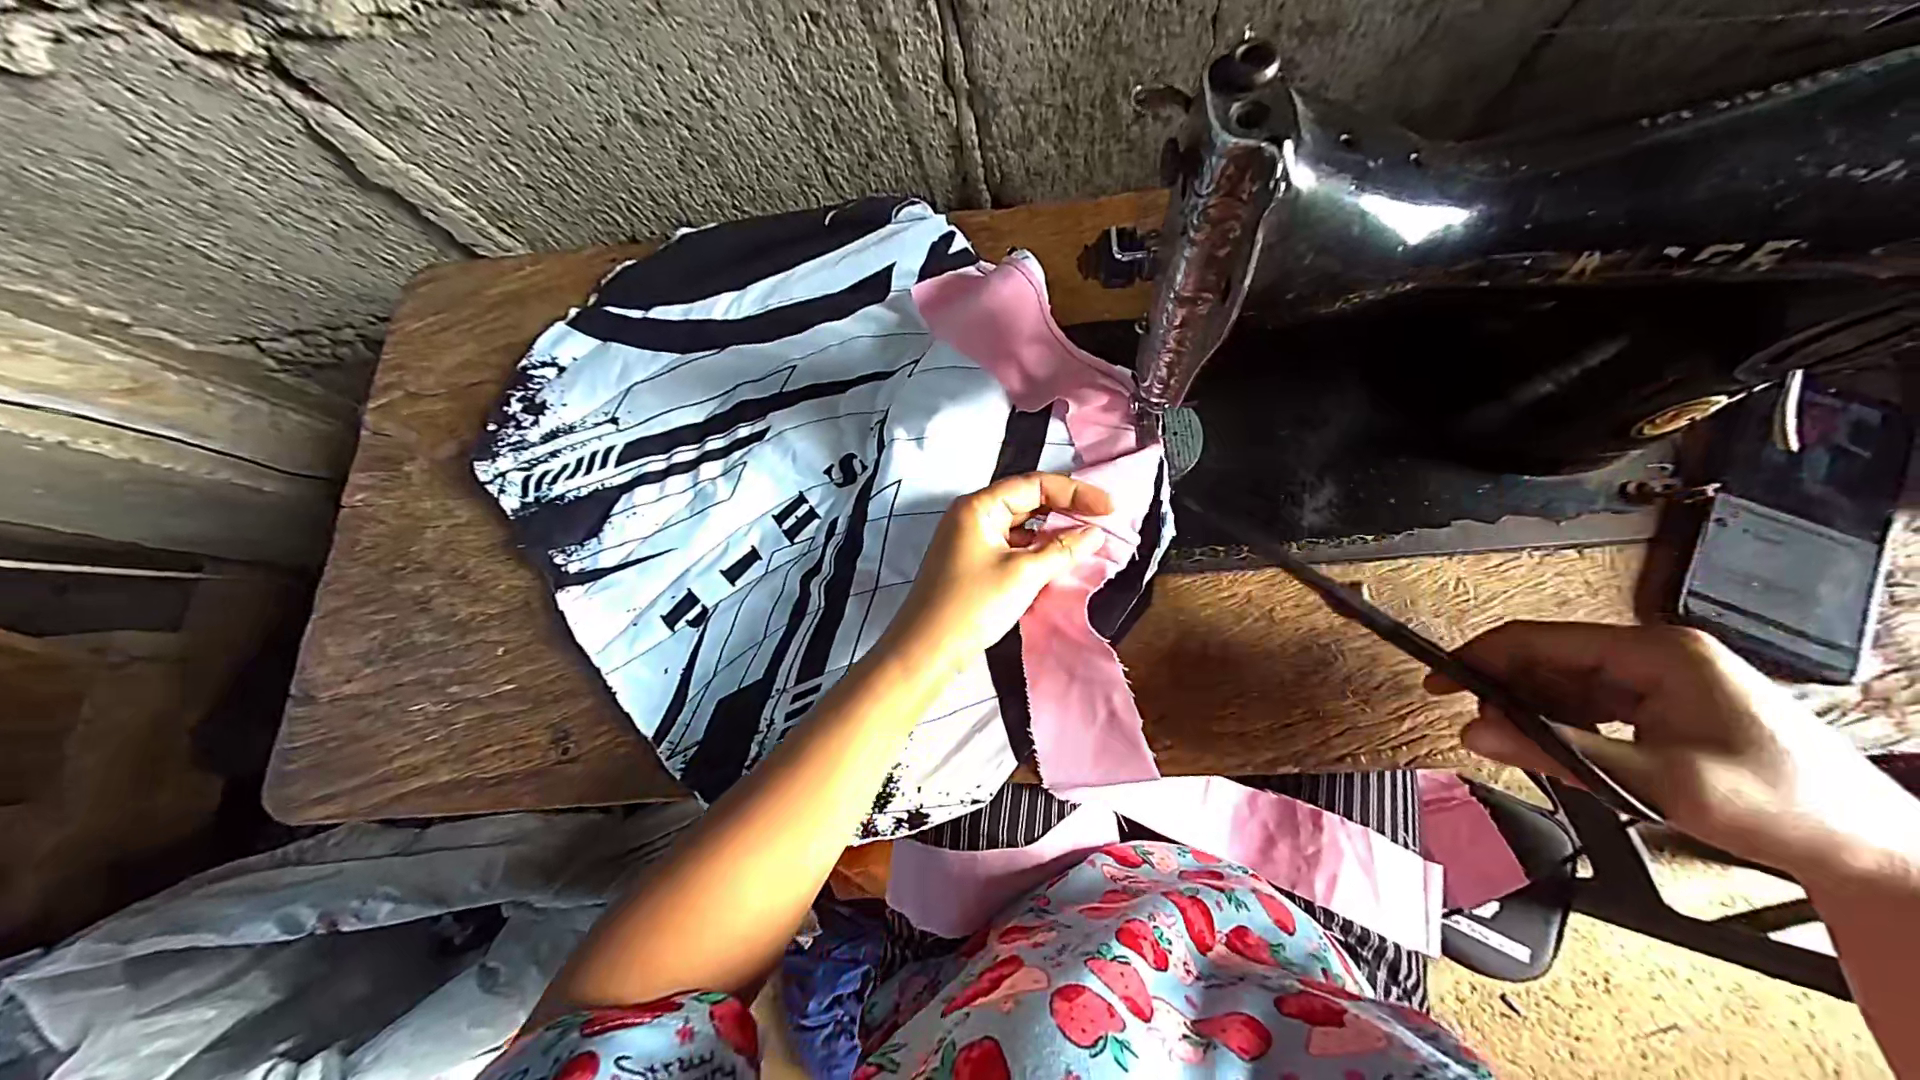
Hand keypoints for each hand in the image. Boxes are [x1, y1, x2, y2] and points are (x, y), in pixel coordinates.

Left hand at [884, 473, 1111, 669]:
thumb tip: (1094, 532)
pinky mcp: (974, 564)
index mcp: (979, 506)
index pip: (1035, 484)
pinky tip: (1060, 562)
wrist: (926, 650)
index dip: (1076, 493)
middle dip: (1066, 511)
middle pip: (1028, 501)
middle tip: (1104, 523)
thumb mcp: (1024, 574)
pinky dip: (1037, 552)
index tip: (1110, 509)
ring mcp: (971, 540)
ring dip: (1053, 533)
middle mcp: (973, 516)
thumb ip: (1062, 549)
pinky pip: (1013, 547)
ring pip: (1022, 526)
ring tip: (1088, 542)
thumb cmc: (972, 605)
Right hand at [1426, 621, 1919, 882]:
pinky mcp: (1662, 703)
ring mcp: (1659, 678)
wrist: (1872, 849)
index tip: (1437, 681)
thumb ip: (1558, 753)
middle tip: (1483, 730)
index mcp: (1654, 653)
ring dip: (1533, 711)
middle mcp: (1653, 654)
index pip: (1537, 639)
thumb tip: (1474, 733)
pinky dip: (1562, 723)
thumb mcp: (1657, 781)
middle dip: (1506, 692)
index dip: (1478, 657)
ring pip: (1563, 682)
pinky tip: (1562, 749)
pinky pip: (1587, 703)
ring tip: (1524, 747)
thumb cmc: (1784, 806)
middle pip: (1547, 660)